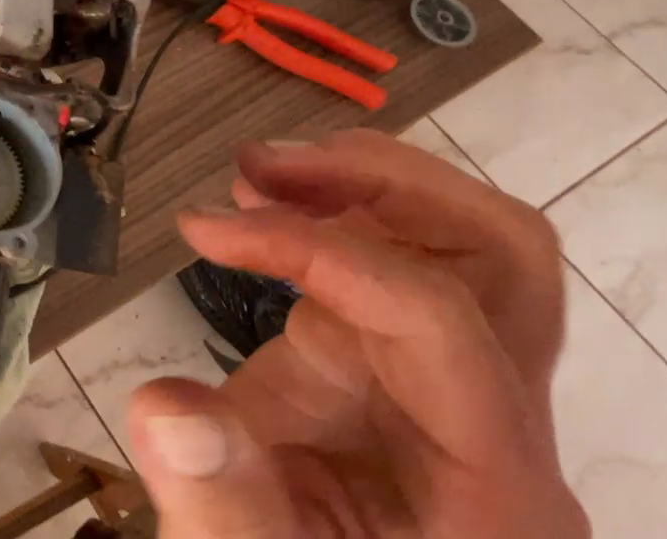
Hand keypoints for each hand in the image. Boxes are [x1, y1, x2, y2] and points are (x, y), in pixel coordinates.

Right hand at [128, 130, 587, 538]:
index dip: (314, 249)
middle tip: (261, 166)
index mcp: (489, 479)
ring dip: (365, 184)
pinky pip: (404, 267)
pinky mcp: (398, 369)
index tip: (197, 229)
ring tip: (257, 172)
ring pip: (469, 244)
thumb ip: (219, 501)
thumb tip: (165, 405)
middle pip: (501, 256)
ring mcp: (453, 386)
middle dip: (381, 185)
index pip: (436, 315)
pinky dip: (342, 215)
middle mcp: (499, 418)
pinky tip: (267, 210)